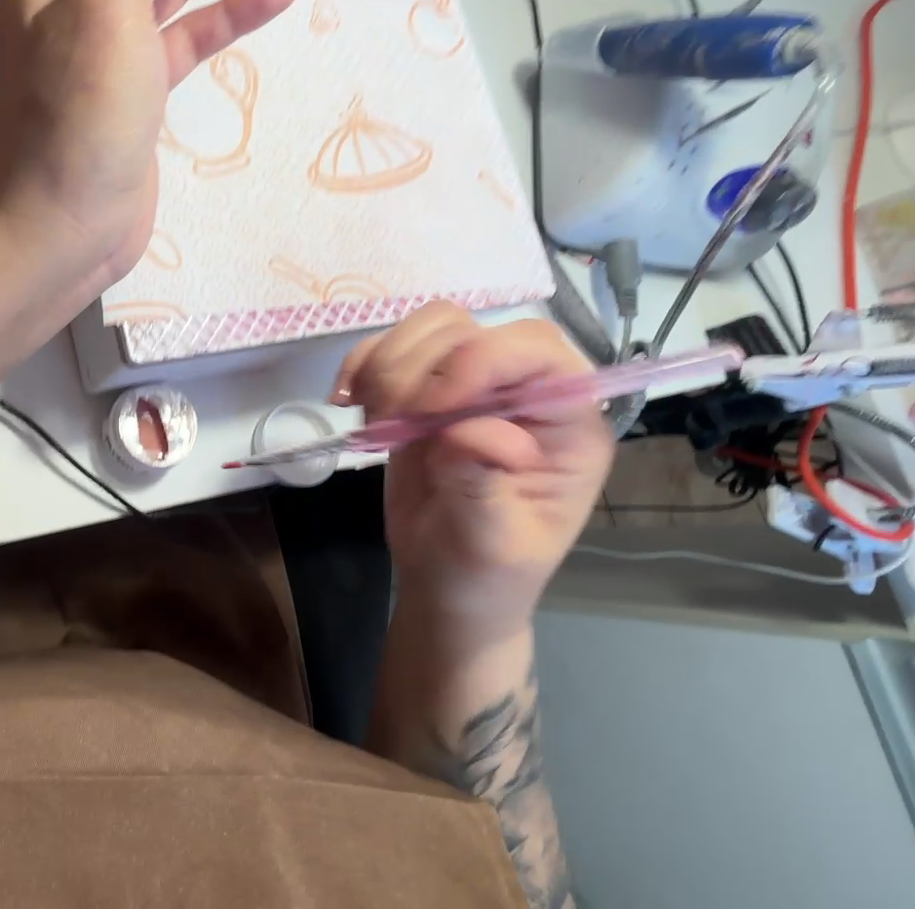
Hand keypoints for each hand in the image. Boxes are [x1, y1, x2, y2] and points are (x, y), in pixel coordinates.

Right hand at [332, 305, 615, 641]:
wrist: (443, 584)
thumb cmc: (484, 574)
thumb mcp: (492, 544)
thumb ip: (484, 485)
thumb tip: (470, 431)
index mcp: (565, 426)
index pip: (537, 352)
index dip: (481, 360)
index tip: (430, 408)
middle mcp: (522, 393)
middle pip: (472, 330)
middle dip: (421, 368)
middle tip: (393, 426)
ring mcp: (469, 388)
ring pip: (430, 329)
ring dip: (388, 366)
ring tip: (375, 421)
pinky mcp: (421, 392)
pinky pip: (389, 349)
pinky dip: (361, 365)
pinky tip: (349, 401)